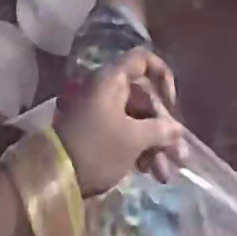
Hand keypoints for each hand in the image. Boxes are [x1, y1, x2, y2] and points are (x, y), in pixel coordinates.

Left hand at [53, 51, 185, 195]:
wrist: (57, 174)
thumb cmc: (98, 147)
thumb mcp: (133, 138)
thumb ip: (159, 130)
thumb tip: (176, 129)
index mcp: (112, 80)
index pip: (142, 60)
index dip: (162, 76)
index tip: (171, 103)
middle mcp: (107, 89)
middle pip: (144, 97)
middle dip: (164, 128)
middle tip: (179, 156)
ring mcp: (102, 111)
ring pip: (137, 120)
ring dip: (155, 145)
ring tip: (165, 175)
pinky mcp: (99, 132)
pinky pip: (126, 133)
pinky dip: (140, 150)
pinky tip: (151, 173)